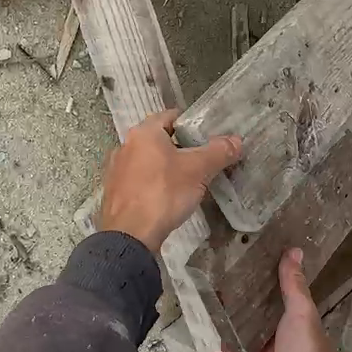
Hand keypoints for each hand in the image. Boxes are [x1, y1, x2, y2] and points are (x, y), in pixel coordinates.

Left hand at [96, 109, 241, 253]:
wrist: (130, 235)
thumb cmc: (164, 193)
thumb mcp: (197, 170)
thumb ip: (218, 152)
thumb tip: (237, 140)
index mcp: (144, 132)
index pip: (170, 116)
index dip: (191, 124)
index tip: (207, 136)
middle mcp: (126, 145)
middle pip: (159, 139)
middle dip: (180, 147)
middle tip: (202, 159)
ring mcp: (117, 169)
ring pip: (148, 160)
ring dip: (166, 166)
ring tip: (187, 180)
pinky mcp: (114, 191)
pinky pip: (139, 180)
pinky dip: (153, 183)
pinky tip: (166, 197)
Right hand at [212, 248, 335, 351]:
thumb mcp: (300, 312)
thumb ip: (293, 284)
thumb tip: (295, 249)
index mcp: (296, 337)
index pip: (281, 314)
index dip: (267, 298)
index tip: (250, 278)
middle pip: (259, 334)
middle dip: (244, 319)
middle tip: (224, 298)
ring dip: (230, 342)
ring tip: (214, 322)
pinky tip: (213, 351)